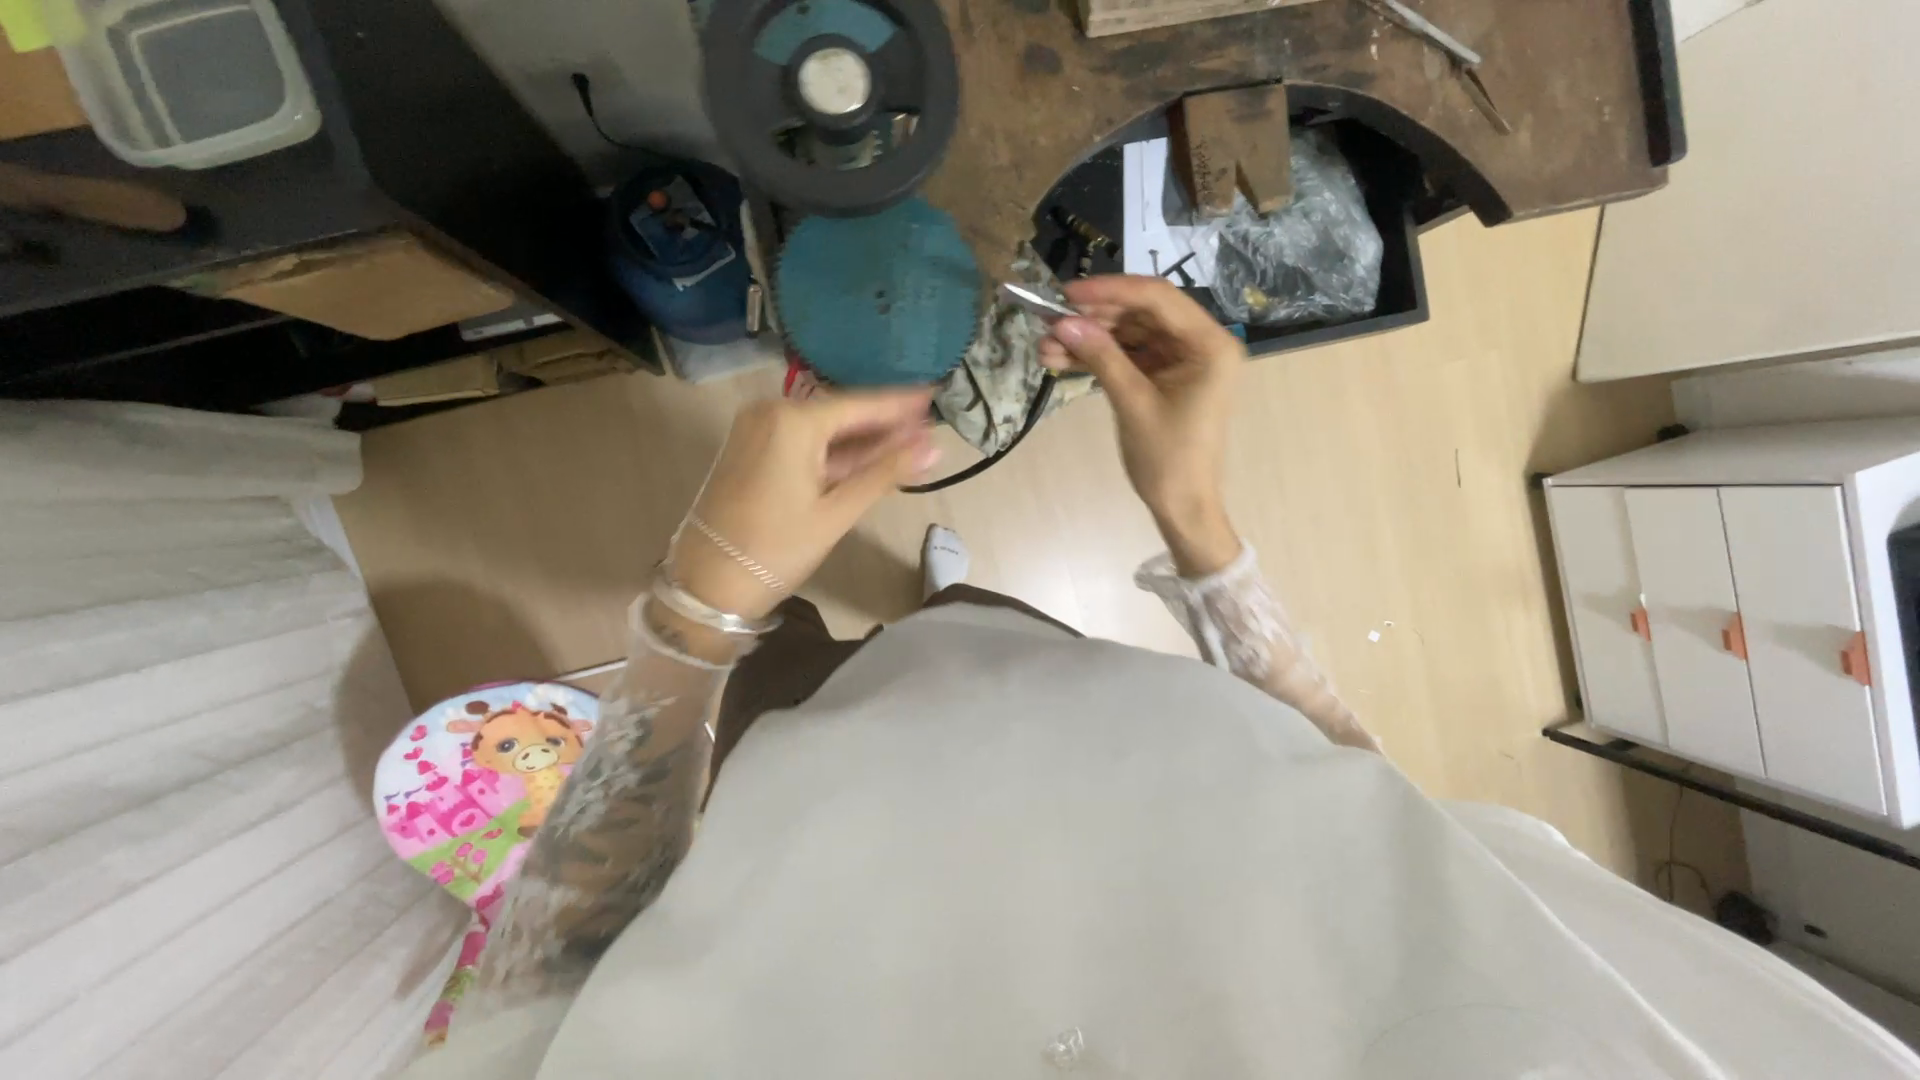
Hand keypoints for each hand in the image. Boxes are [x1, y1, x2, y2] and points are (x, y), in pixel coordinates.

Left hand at [667, 390, 938, 631]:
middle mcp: (771, 412)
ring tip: (907, 444)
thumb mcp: (837, 512)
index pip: (860, 404)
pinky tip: (866, 460)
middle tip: (927, 427)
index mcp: (792, 421)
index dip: (900, 403)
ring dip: (862, 440)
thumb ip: (886, 473)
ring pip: (822, 429)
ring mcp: (757, 431)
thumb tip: (935, 447)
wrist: (707, 584)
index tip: (934, 394)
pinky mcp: (751, 451)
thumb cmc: (776, 549)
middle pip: (841, 413)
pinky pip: (802, 442)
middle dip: (883, 424)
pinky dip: (834, 452)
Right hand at [1039, 275, 1244, 576]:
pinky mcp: (1164, 377)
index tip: (1066, 294)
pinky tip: (1061, 361)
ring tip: (1045, 348)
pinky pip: (1128, 356)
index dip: (1109, 290)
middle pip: (1140, 313)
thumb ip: (1101, 357)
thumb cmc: (1168, 459)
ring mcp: (1181, 360)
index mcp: (1209, 344)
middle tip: (1048, 322)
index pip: (1157, 298)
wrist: (1183, 506)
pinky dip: (1097, 358)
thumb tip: (1062, 323)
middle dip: (1093, 318)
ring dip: (1089, 339)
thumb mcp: (1133, 403)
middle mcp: (1200, 343)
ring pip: (1129, 334)